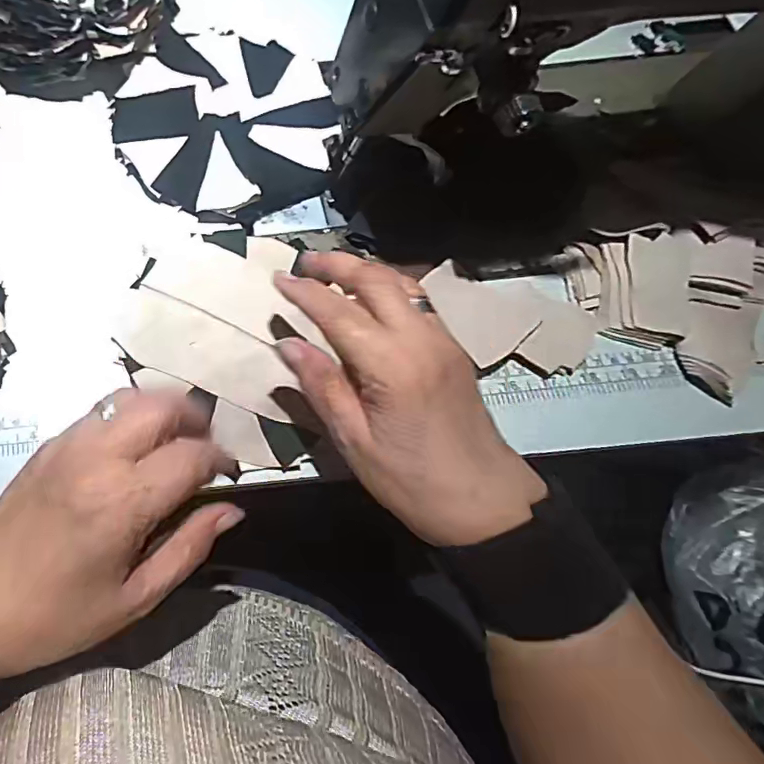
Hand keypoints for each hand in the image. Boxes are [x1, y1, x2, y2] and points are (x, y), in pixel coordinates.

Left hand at [0, 389, 240, 677]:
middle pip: (160, 405)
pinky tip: (133, 448)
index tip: (230, 475)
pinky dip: (127, 415)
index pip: (190, 455)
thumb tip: (230, 511)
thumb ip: (187, 548)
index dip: (220, 460)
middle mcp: (96, 457)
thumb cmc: (55, 615)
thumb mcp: (133, 599)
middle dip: (194, 417)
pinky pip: (97, 411)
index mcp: (121, 500)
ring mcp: (67, 444)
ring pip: (126, 398)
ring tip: (174, 441)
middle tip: (207, 448)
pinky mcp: (47, 445)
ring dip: (160, 409)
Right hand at [273, 251, 546, 546]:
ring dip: (364, 270)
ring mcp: (443, 341)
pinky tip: (369, 298)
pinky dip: (388, 286)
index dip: (305, 292)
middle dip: (337, 265)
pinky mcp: (453, 349)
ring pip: (403, 284)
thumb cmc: (411, 480)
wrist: (485, 501)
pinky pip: (418, 301)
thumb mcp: (354, 441)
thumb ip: (322, 386)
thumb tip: (289, 343)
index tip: (278, 279)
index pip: (339, 312)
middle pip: (377, 280)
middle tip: (303, 262)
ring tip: (331, 271)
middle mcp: (422, 341)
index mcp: (393, 366)